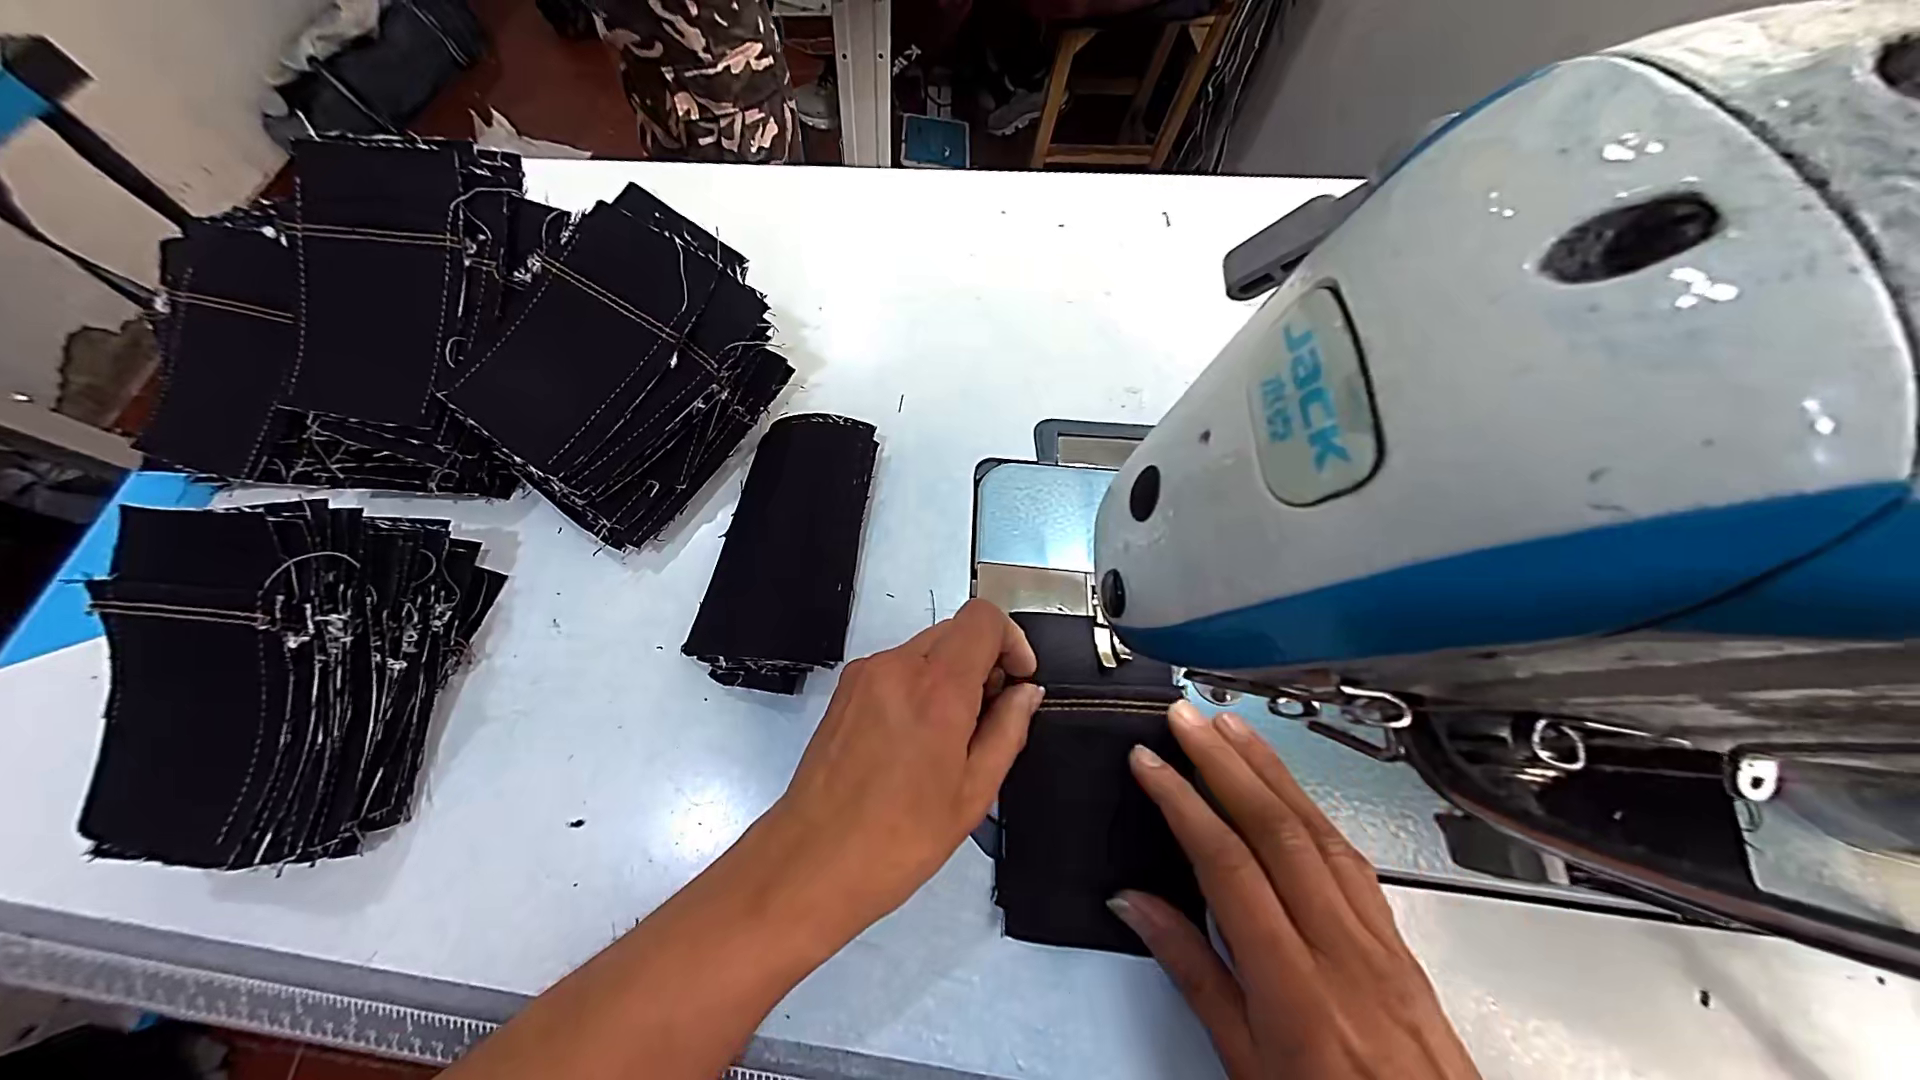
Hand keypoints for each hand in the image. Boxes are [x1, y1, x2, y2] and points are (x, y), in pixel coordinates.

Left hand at [755, 599, 1042, 937]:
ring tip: (950, 735)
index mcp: (936, 688)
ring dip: (951, 673)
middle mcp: (897, 667)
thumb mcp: (973, 791)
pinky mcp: (846, 689)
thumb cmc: (895, 838)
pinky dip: (920, 684)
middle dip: (984, 660)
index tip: (1018, 677)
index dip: (1012, 641)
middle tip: (989, 713)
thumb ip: (1008, 729)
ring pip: (927, 647)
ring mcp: (865, 674)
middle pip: (957, 629)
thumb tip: (1025, 693)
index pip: (983, 619)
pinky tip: (917, 737)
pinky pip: (897, 666)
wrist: (812, 861)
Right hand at [1112, 700, 1479, 1079]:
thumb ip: (1190, 971)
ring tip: (1230, 728)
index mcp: (1294, 988)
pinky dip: (1309, 805)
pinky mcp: (1399, 940)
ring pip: (1318, 830)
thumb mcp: (1243, 1061)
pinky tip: (1286, 783)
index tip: (1149, 762)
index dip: (1182, 803)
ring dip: (1268, 768)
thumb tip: (1132, 902)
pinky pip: (1350, 855)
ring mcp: (1379, 940)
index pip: (1227, 865)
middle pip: (1276, 830)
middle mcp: (1342, 951)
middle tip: (1186, 718)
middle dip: (1224, 762)